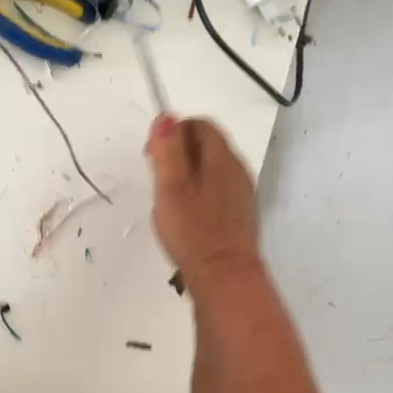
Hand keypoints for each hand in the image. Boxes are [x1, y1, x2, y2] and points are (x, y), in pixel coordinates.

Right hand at [145, 114, 262, 289]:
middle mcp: (237, 170)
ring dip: (186, 174)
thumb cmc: (192, 231)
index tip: (150, 157)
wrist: (224, 276)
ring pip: (211, 169)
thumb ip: (167, 151)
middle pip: (206, 145)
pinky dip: (197, 192)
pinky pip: (216, 190)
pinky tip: (184, 217)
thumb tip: (165, 116)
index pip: (199, 125)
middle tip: (155, 180)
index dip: (172, 132)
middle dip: (177, 153)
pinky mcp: (239, 214)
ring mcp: (241, 193)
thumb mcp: (170, 188)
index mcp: (221, 159)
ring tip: (166, 201)